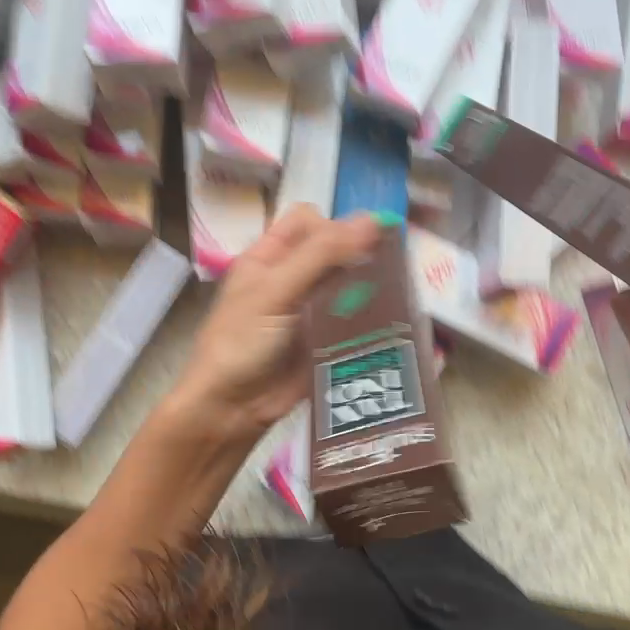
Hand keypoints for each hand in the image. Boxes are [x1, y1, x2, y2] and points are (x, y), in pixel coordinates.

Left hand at [168, 206, 382, 443]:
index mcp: (268, 258)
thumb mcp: (276, 292)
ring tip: (398, 292)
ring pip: (348, 285)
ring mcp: (309, 312)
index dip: (332, 225)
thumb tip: (372, 219)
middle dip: (360, 255)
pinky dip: (372, 318)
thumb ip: (321, 255)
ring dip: (370, 286)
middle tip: (390, 268)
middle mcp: (290, 279)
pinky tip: (392, 320)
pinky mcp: (326, 342)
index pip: (307, 221)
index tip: (357, 246)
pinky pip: (354, 321)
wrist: (231, 410)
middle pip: (333, 252)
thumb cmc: (241, 344)